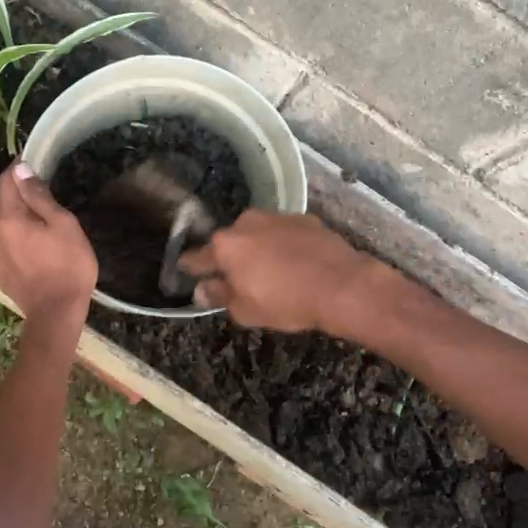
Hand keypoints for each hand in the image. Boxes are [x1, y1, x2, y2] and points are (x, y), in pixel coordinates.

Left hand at [0, 162, 97, 323]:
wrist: (56, 314)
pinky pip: (0, 245)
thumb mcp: (63, 224)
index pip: (6, 181)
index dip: (18, 167)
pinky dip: (10, 238)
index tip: (33, 160)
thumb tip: (21, 170)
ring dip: (10, 216)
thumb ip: (39, 196)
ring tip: (31, 220)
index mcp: (9, 217)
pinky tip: (26, 246)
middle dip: (15, 192)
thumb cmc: (68, 265)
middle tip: (39, 190)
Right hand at [176, 210, 376, 332]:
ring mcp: (277, 217)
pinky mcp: (304, 218)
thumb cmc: (287, 301)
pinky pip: (283, 232)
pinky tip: (294, 262)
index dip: (191, 266)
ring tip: (270, 271)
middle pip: (230, 242)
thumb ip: (219, 296)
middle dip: (231, 257)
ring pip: (258, 233)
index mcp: (226, 245)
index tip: (185, 269)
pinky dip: (283, 244)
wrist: (342, 284)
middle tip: (238, 278)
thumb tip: (201, 289)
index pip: (198, 257)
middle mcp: (247, 223)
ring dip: (258, 248)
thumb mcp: (246, 310)